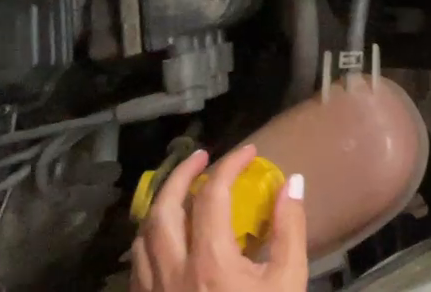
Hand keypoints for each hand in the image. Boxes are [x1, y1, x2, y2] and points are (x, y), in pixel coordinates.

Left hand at [132, 145, 306, 291]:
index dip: (230, 164)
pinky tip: (168, 236)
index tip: (250, 152)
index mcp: (209, 261)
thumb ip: (290, 228)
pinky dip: (150, 237)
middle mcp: (171, 272)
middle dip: (181, 176)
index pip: (211, 195)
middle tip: (203, 157)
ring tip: (182, 191)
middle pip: (162, 210)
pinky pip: (138, 264)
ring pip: (141, 237)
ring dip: (161, 205)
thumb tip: (292, 182)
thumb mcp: (288, 280)